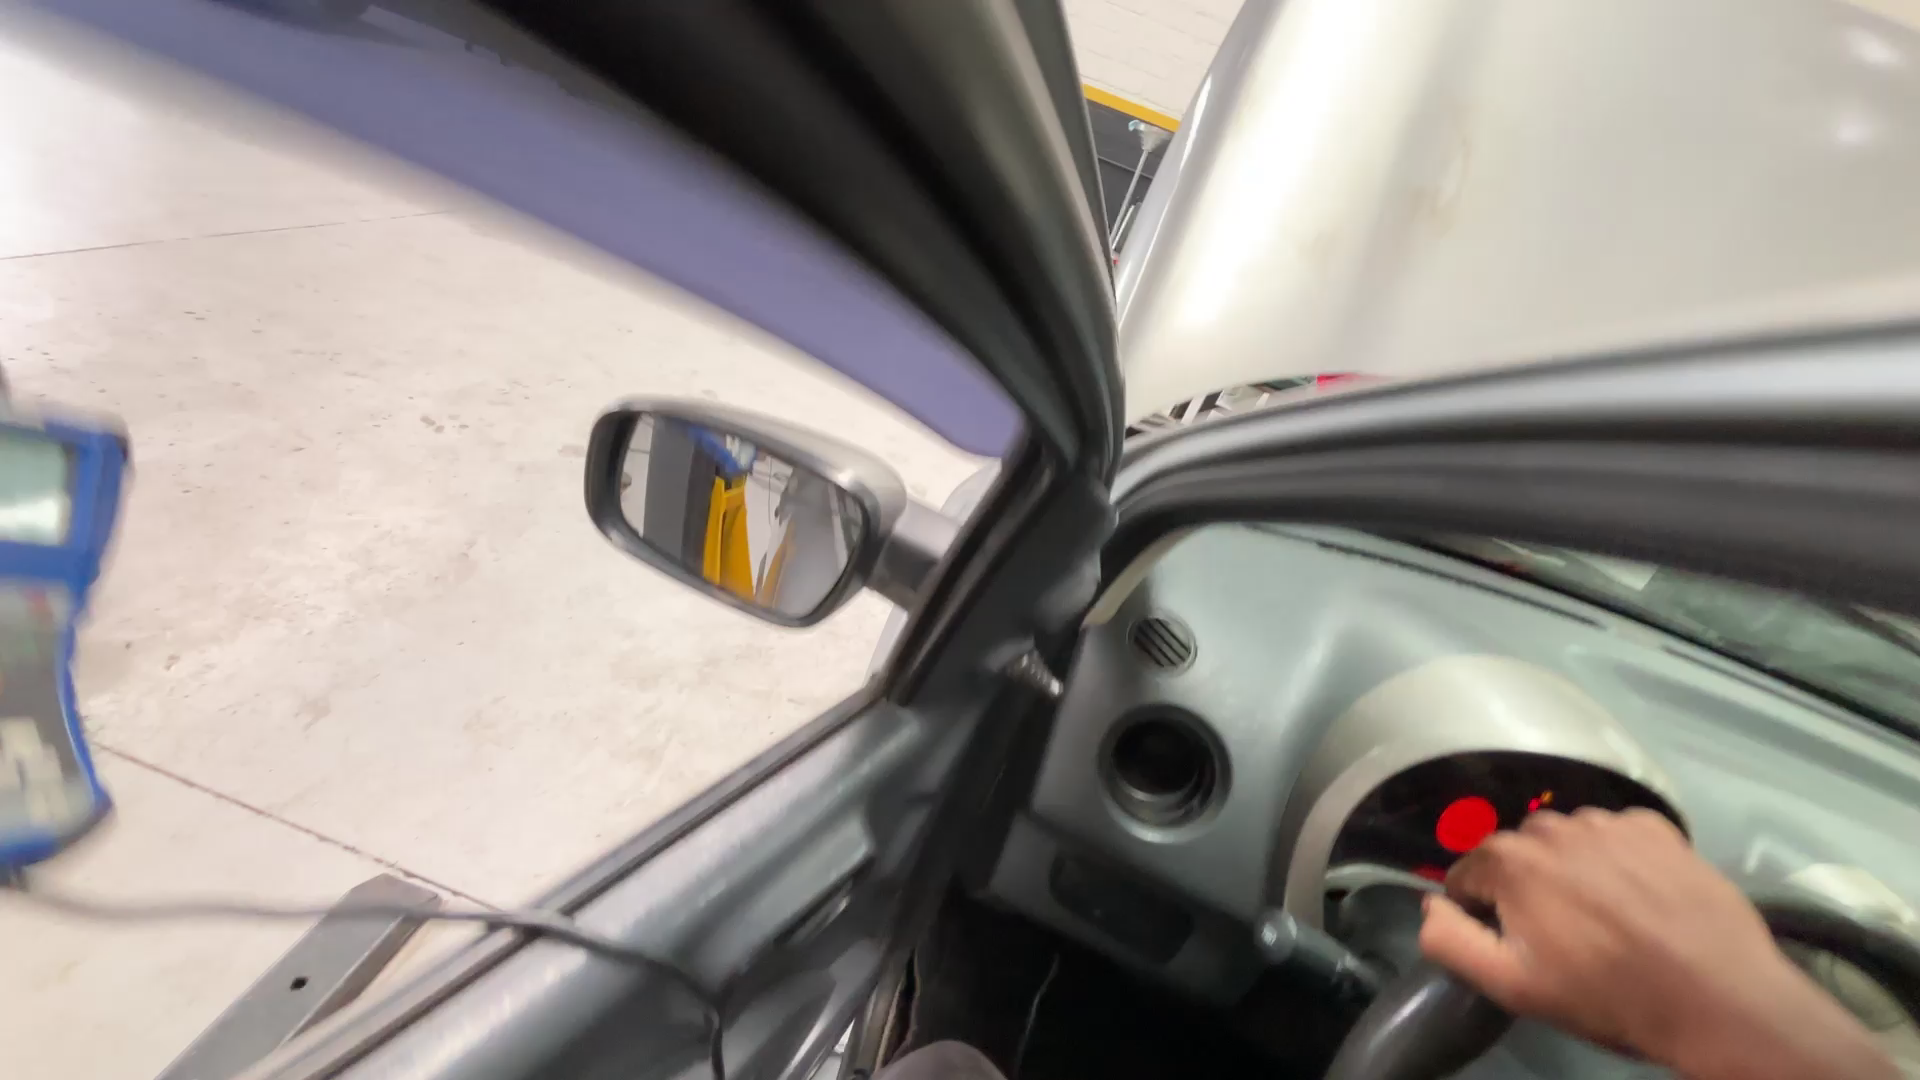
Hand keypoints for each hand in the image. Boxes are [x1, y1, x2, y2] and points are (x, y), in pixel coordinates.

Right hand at [1418, 807, 1897, 1079]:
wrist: (1731, 1008)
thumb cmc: (1611, 996)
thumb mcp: (1513, 986)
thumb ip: (1448, 939)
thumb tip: (1429, 904)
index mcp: (1505, 859)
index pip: (1469, 878)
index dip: (1489, 915)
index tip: (1527, 946)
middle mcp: (1546, 826)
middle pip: (1516, 856)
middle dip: (1530, 889)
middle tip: (1570, 936)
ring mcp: (1605, 822)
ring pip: (1565, 841)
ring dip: (1574, 869)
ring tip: (1610, 917)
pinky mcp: (1655, 828)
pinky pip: (1616, 833)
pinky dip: (1620, 856)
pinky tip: (1642, 893)